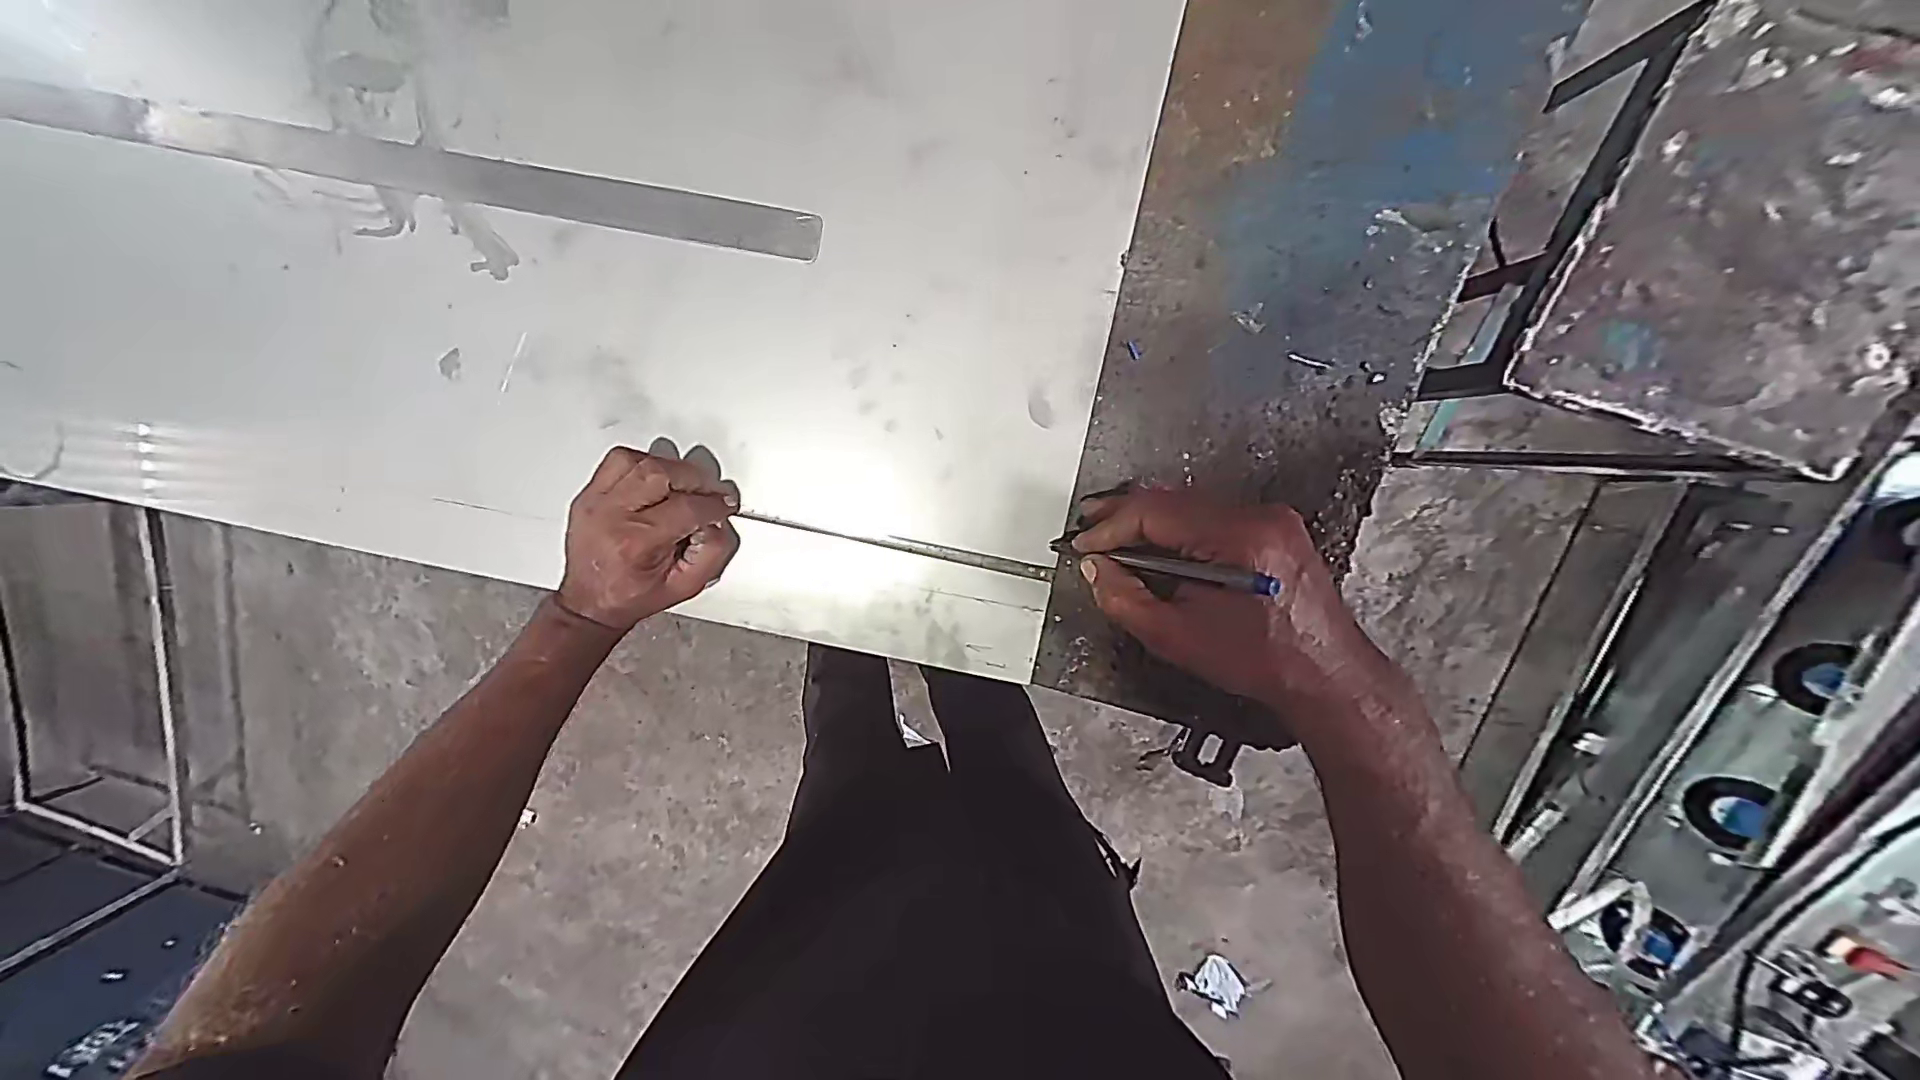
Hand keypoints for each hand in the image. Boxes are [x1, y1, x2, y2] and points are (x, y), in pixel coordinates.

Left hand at [555, 447, 740, 631]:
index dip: (715, 504)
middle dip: (697, 479)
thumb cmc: (634, 596)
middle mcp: (611, 517)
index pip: (687, 508)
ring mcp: (596, 502)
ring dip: (671, 469)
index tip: (725, 506)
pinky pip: (618, 460)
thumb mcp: (687, 585)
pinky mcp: (589, 493)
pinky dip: (644, 463)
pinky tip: (657, 480)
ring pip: (640, 461)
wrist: (592, 602)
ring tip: (684, 484)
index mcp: (636, 544)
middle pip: (662, 474)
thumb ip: (714, 551)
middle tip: (710, 491)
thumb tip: (719, 520)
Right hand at [1071, 488, 1393, 718]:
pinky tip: (1154, 541)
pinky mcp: (1272, 527)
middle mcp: (1259, 517)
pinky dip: (1175, 527)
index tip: (1085, 542)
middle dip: (1123, 515)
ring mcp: (1270, 519)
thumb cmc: (1265, 661)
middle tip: (1090, 527)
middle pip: (1171, 500)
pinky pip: (1210, 514)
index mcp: (1239, 538)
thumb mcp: (1176, 637)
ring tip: (1113, 535)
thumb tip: (1096, 570)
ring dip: (1147, 519)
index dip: (1110, 526)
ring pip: (1188, 504)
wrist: (1323, 673)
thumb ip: (1125, 599)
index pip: (1155, 512)